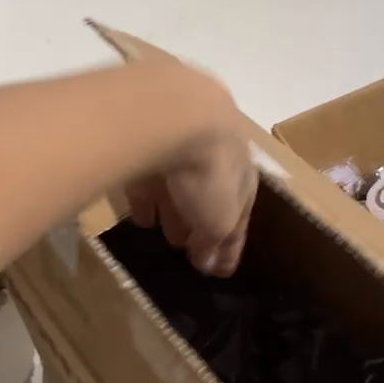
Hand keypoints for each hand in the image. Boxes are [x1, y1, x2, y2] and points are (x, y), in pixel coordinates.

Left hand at [124, 70, 255, 276]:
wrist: (172, 113)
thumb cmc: (209, 172)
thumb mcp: (218, 219)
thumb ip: (214, 241)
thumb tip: (209, 262)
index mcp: (244, 173)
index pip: (241, 214)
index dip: (231, 244)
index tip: (220, 270)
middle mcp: (218, 149)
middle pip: (209, 192)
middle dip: (199, 221)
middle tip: (186, 248)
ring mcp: (181, 136)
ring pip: (179, 179)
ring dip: (173, 207)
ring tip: (160, 231)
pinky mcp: (146, 130)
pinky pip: (149, 167)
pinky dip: (146, 193)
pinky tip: (138, 212)